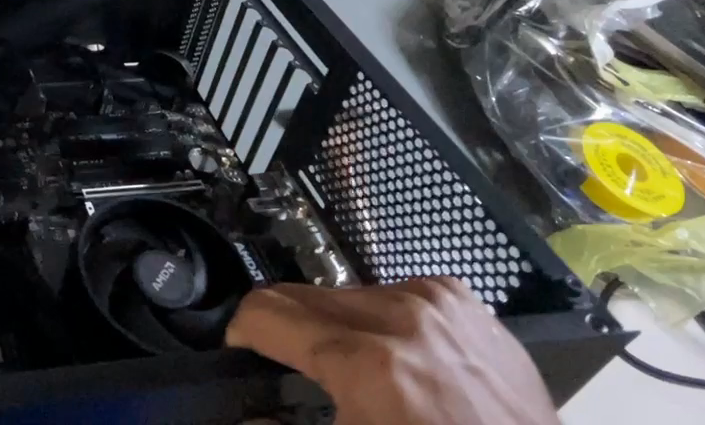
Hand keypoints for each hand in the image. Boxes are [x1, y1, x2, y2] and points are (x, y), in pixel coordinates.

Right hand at [226, 278, 558, 424]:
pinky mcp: (464, 302)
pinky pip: (395, 293)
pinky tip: (400, 358)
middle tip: (292, 370)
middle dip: (286, 331)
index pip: (266, 312)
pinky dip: (383, 321)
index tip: (240, 352)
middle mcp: (400, 318)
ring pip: (346, 293)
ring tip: (354, 372)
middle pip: (302, 296)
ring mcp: (437, 304)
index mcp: (367, 364)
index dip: (240, 333)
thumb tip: (245, 414)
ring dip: (335, 326)